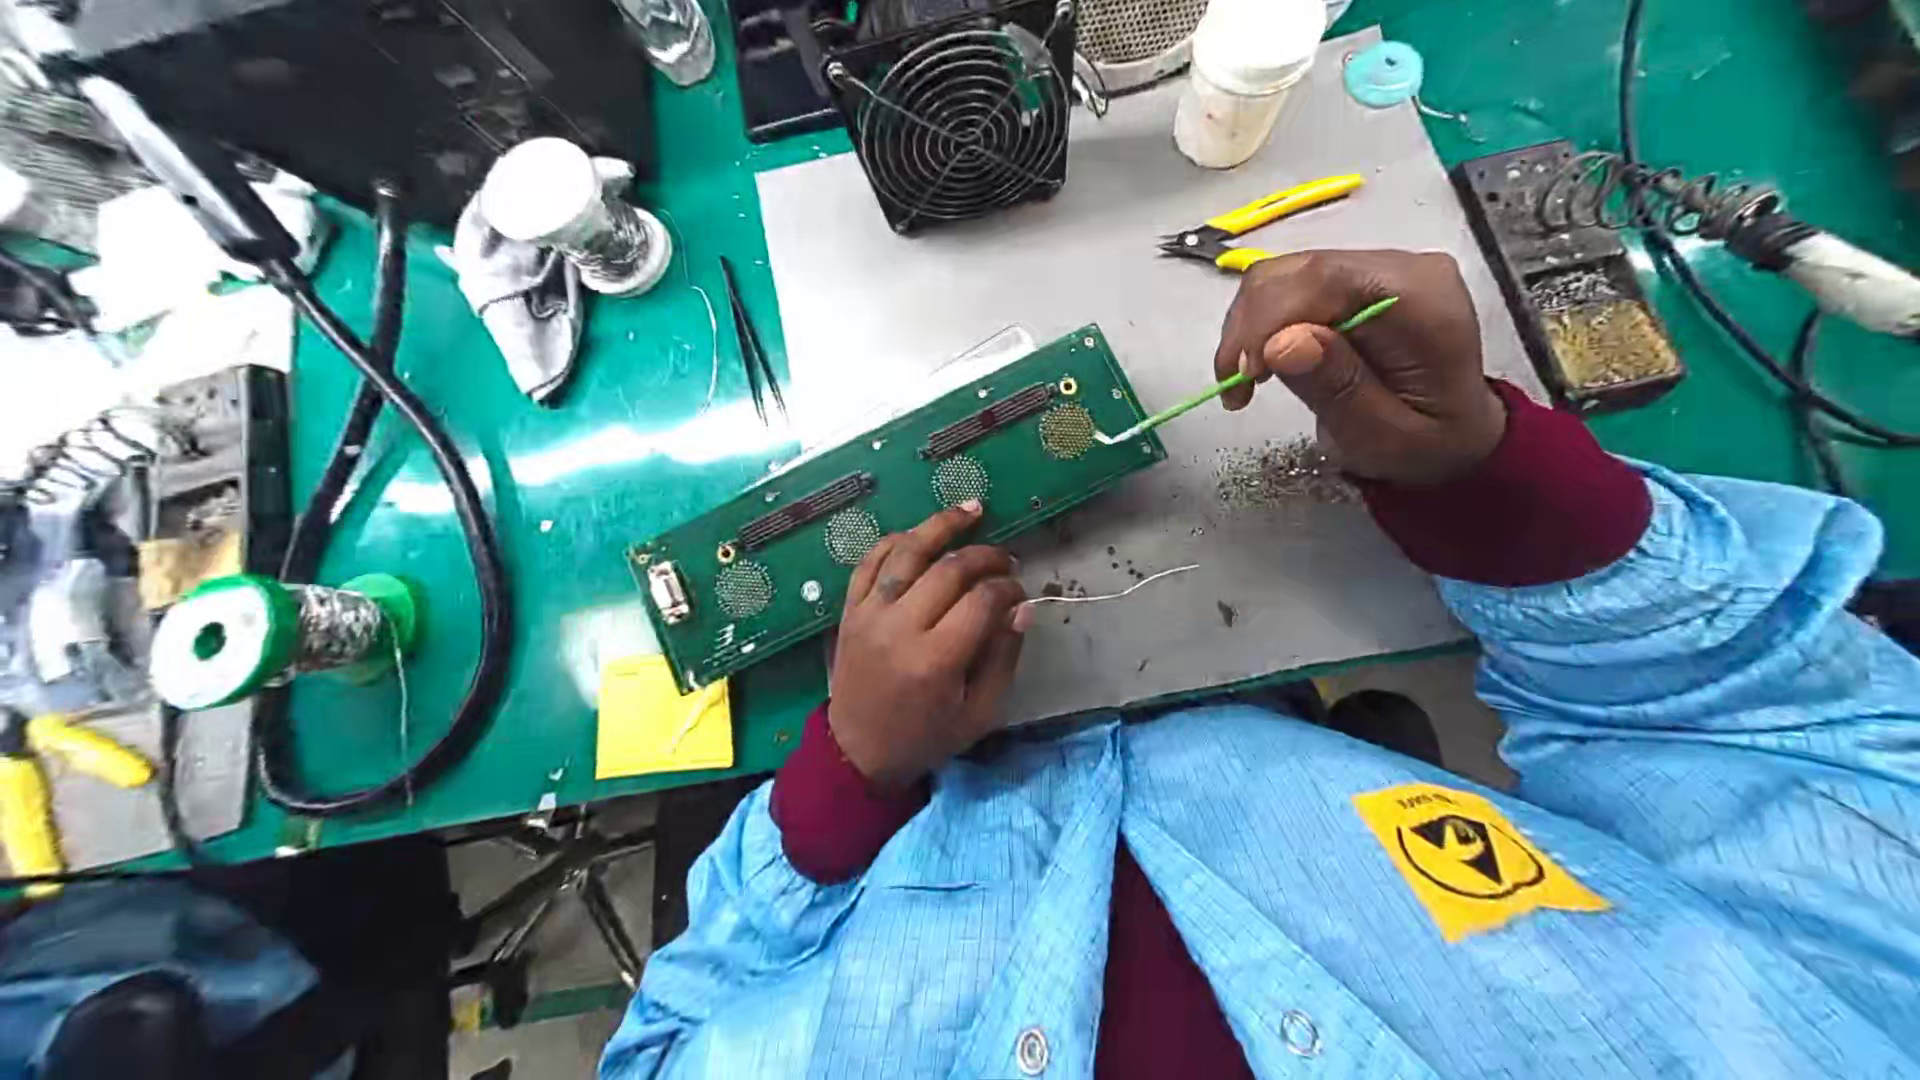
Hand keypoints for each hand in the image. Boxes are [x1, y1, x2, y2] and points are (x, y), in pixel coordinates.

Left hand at [828, 501, 1030, 787]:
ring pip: (907, 553)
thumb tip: (1022, 608)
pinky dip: (895, 541)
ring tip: (971, 510)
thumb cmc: (926, 737)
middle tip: (1006, 559)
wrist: (857, 752)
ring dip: (941, 526)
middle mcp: (900, 628)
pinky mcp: (850, 610)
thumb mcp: (979, 713)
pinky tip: (919, 533)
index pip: (982, 602)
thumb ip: (1004, 658)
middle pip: (949, 570)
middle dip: (985, 556)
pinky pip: (869, 561)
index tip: (1020, 592)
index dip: (1008, 589)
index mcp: (936, 661)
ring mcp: (869, 614)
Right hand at [1212, 250, 1506, 484]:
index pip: (1324, 279)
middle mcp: (1396, 270)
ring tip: (1244, 382)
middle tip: (1236, 386)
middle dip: (1248, 328)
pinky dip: (1253, 330)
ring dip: (1245, 331)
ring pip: (1276, 279)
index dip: (1268, 319)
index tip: (1245, 374)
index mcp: (1419, 299)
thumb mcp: (1383, 435)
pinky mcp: (1342, 286)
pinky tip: (1257, 365)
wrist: (1446, 435)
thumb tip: (1282, 343)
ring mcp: (1368, 272)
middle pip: (1293, 272)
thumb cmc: (1422, 443)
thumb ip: (1339, 388)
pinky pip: (1279, 292)